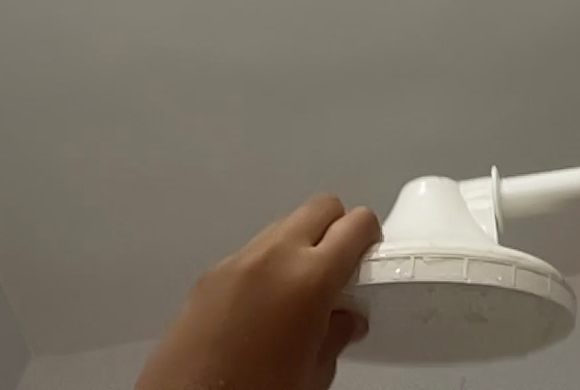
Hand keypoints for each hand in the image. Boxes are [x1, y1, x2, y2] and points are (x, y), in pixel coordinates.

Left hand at [136, 195, 381, 389]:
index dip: (369, 238)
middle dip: (337, 229)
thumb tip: (345, 317)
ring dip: (301, 244)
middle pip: (322, 206)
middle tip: (339, 268)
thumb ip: (336, 333)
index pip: (357, 223)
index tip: (369, 258)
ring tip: (299, 291)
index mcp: (310, 278)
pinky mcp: (210, 274)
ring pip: (286, 225)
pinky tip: (264, 305)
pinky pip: (253, 250)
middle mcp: (275, 255)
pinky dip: (268, 264)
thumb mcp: (313, 375)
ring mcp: (239, 260)